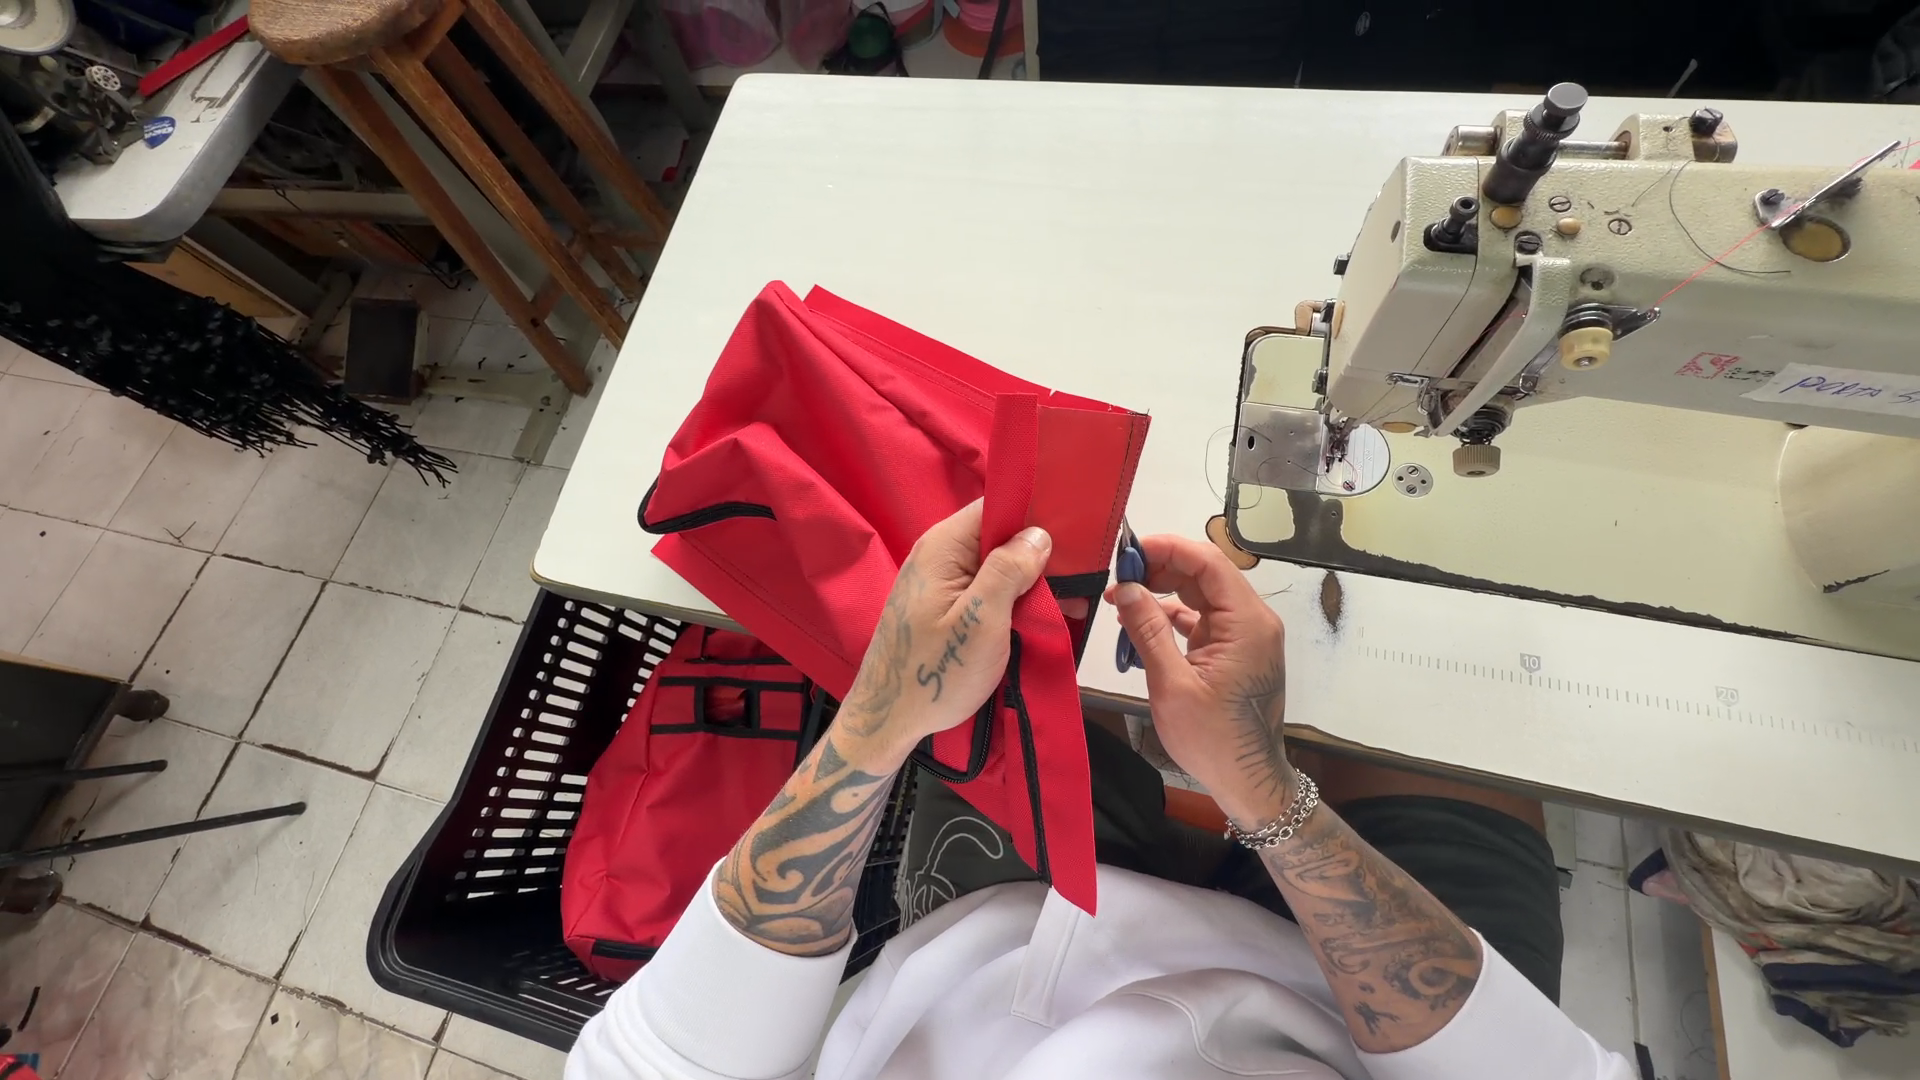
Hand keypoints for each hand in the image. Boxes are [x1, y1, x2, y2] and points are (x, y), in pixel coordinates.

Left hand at [836, 500, 1052, 764]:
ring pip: (994, 564)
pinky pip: (984, 588)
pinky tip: (1038, 615)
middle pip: (997, 535)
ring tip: (1069, 601)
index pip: (994, 506)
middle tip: (1078, 579)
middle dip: (1037, 553)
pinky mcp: (943, 604)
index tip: (1072, 534)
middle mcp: (938, 554)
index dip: (1033, 515)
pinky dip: (1011, 598)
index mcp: (944, 546)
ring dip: (1028, 581)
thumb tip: (1038, 533)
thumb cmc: (933, 673)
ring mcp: (939, 580)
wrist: (888, 719)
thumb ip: (1008, 571)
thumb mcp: (981, 621)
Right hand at [1105, 534, 1292, 828]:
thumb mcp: (1172, 684)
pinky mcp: (1233, 648)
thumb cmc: (1213, 737)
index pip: (1208, 562)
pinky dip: (1171, 613)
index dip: (1167, 548)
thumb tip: (1125, 588)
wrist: (1247, 780)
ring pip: (1201, 592)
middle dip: (1159, 567)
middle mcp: (1251, 620)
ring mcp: (1244, 634)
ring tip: (1121, 597)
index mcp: (1246, 622)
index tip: (1128, 551)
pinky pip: (1201, 616)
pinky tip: (1139, 620)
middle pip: (1205, 572)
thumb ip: (1148, 630)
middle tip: (1117, 577)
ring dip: (1162, 589)